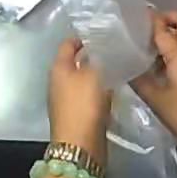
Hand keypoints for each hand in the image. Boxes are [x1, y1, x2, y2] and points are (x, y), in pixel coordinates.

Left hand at [48, 35, 108, 156]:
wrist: (80, 146)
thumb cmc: (83, 104)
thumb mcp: (94, 74)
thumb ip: (98, 58)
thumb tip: (100, 50)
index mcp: (59, 68)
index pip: (68, 43)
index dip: (83, 36)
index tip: (102, 31)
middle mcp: (59, 81)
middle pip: (75, 61)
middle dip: (92, 54)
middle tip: (114, 47)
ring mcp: (66, 99)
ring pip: (83, 78)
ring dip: (97, 72)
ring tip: (118, 64)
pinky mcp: (76, 113)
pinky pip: (88, 94)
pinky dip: (99, 88)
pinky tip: (114, 87)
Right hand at [131, 11, 176, 158]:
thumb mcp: (158, 101)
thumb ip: (140, 81)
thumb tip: (125, 65)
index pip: (161, 27)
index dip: (146, 21)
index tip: (129, 20)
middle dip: (167, 18)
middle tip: (146, 29)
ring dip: (173, 33)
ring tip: (149, 49)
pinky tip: (162, 67)